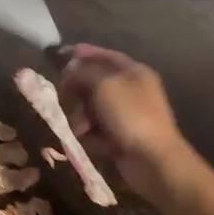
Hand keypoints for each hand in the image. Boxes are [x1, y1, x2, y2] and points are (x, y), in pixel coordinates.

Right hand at [59, 44, 191, 198]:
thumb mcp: (104, 85)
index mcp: (134, 72)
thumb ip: (83, 72)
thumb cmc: (131, 116)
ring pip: (92, 108)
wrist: (153, 161)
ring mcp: (126, 115)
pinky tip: (89, 141)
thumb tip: (70, 70)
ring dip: (81, 117)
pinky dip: (89, 135)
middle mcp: (131, 91)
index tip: (59, 55)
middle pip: (94, 83)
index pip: (104, 55)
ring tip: (81, 129)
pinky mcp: (120, 137)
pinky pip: (96, 129)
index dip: (82, 53)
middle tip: (64, 95)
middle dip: (77, 91)